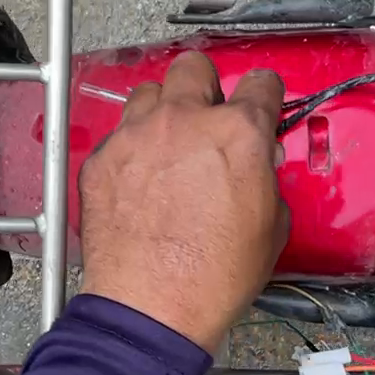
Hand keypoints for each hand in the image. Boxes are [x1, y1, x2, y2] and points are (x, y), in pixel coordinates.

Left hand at [77, 52, 288, 351]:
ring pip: (149, 93)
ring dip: (162, 111)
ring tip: (167, 145)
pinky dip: (131, 148)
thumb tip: (256, 166)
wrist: (151, 306)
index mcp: (237, 133)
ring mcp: (136, 136)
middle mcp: (183, 121)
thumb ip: (265, 177)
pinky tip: (137, 179)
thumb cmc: (213, 275)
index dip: (264, 95)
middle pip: (193, 67)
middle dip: (205, 86)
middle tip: (207, 116)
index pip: (260, 83)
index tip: (258, 103)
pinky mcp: (102, 158)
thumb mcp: (272, 226)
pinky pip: (119, 134)